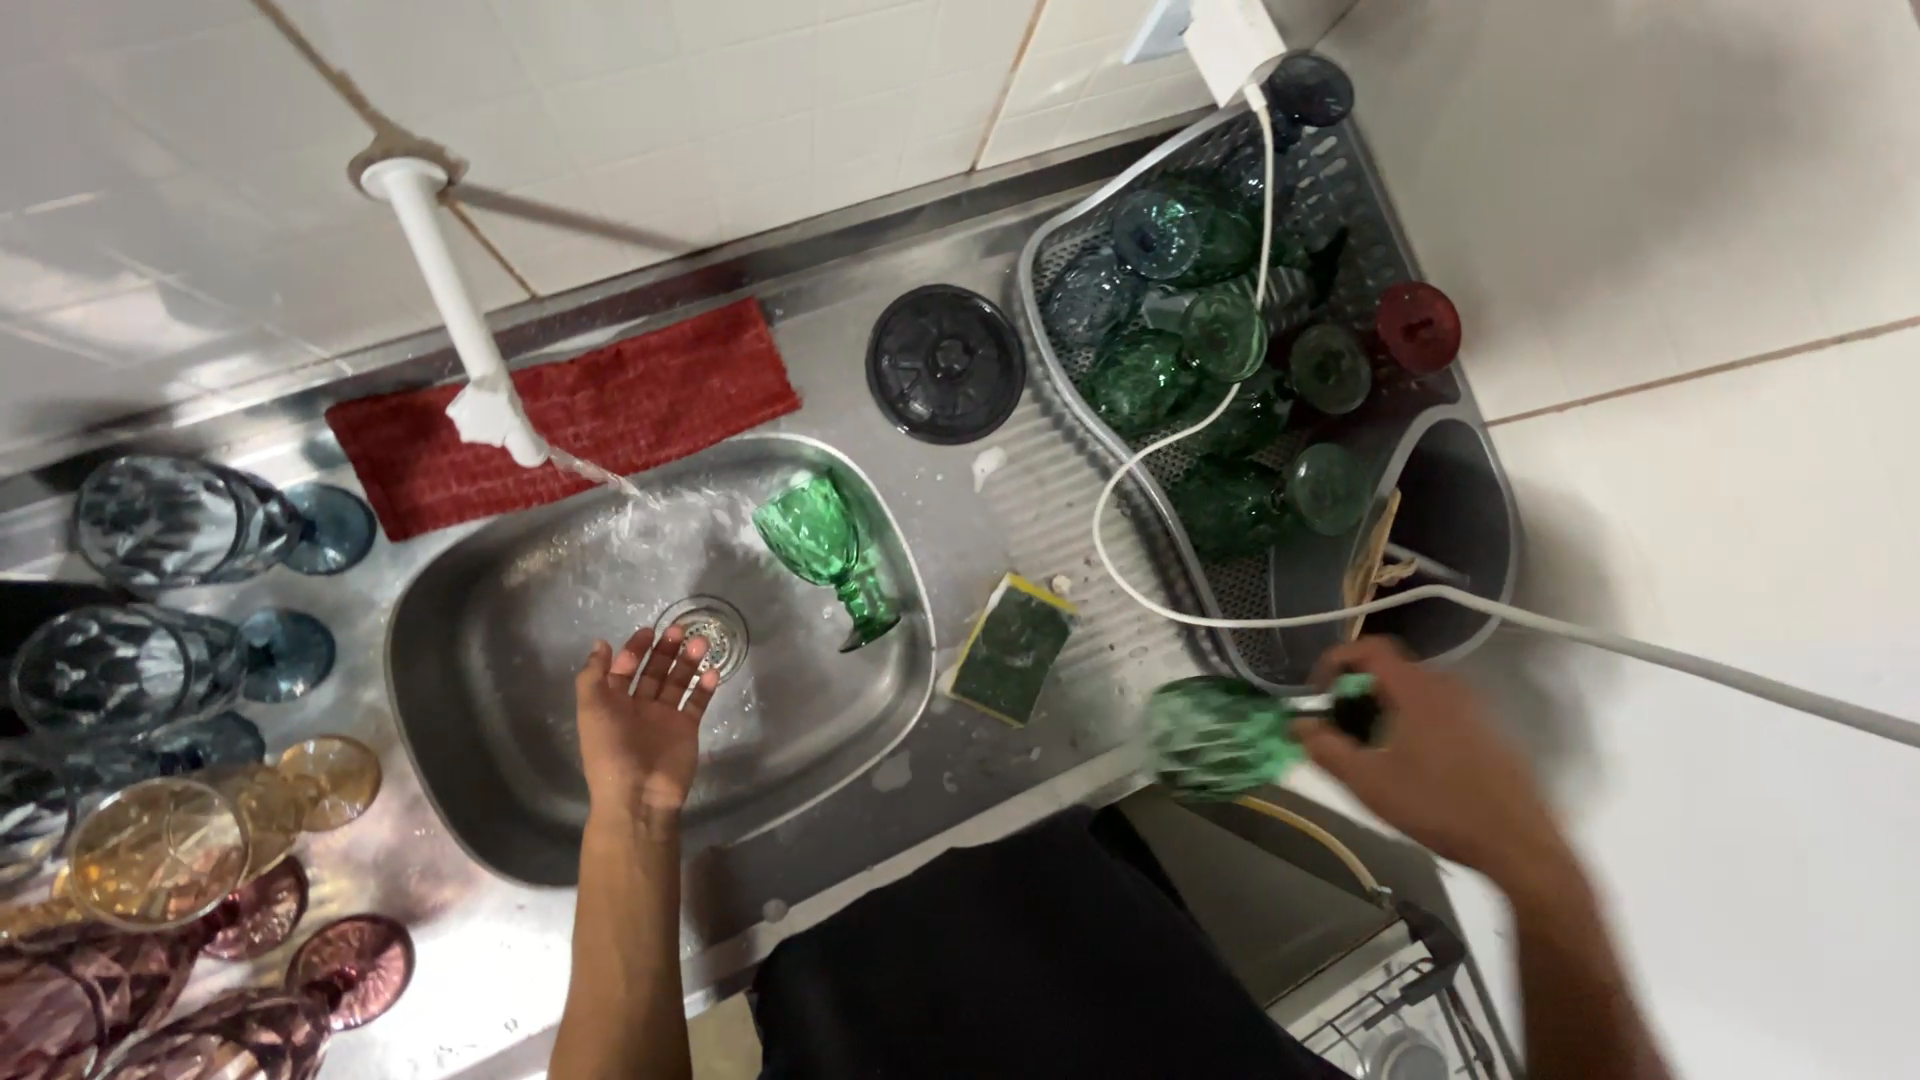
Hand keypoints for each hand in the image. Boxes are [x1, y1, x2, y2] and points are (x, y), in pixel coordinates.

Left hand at [574, 625, 719, 830]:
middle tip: (680, 630)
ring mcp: (665, 718)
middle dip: (666, 650)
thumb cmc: (610, 750)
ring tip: (701, 642)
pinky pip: (697, 703)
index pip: (625, 669)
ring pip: (678, 682)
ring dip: (688, 662)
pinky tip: (713, 671)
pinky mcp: (687, 728)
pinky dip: (705, 687)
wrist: (639, 793)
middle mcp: (639, 707)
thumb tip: (600, 643)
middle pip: (654, 671)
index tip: (649, 631)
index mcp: (613, 703)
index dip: (635, 649)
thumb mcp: (591, 710)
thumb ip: (593, 675)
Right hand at [1293, 636, 1568, 883]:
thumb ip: (1325, 748)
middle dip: (1356, 692)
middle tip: (1340, 727)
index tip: (1320, 693)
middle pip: (1391, 671)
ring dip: (1383, 709)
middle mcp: (1449, 689)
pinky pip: (1438, 711)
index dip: (1336, 660)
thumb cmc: (1439, 808)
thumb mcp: (1368, 782)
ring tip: (1370, 749)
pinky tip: (1410, 765)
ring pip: (1415, 693)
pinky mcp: (1489, 733)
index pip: (1370, 648)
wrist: (1521, 848)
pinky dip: (1411, 722)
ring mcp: (1474, 710)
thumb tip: (1298, 724)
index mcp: (1418, 690)